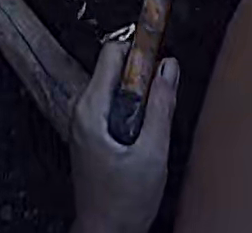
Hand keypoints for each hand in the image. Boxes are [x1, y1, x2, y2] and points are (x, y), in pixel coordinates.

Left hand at [70, 41, 179, 232]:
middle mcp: (82, 108)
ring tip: (153, 114)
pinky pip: (111, 99)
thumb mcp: (152, 154)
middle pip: (113, 65)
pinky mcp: (90, 130)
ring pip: (113, 82)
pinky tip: (143, 126)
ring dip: (137, 89)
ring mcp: (84, 120)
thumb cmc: (122, 205)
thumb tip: (169, 66)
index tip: (159, 49)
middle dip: (141, 71)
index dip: (138, 47)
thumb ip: (161, 106)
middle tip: (161, 89)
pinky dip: (130, 102)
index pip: (111, 52)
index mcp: (91, 109)